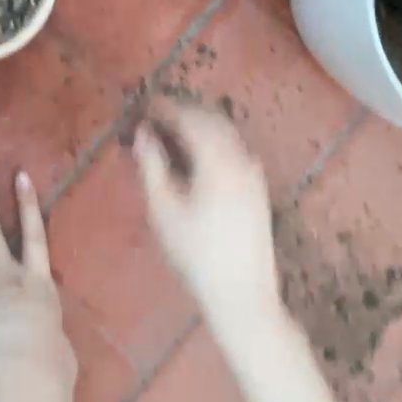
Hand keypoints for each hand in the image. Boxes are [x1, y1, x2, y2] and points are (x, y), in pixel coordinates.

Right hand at [131, 99, 279, 317]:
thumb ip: (151, 165)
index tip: (146, 105)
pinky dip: (213, 142)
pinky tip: (197, 157)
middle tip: (157, 115)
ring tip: (173, 133)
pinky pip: (234, 151)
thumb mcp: (163, 209)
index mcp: (216, 160)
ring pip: (226, 135)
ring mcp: (254, 175)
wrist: (243, 296)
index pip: (189, 119)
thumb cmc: (196, 254)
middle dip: (184, 112)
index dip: (166, 108)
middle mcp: (240, 160)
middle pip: (211, 121)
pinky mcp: (258, 190)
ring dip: (200, 126)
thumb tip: (143, 133)